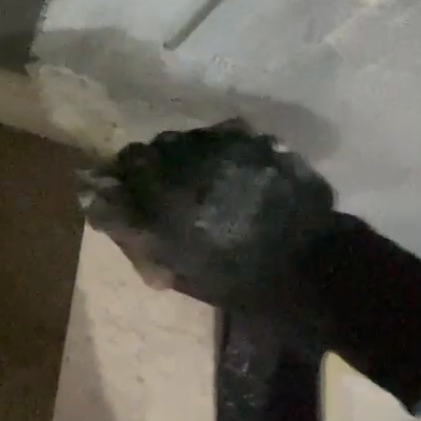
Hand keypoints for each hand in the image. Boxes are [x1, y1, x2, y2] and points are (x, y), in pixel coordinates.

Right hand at [83, 120, 420, 412]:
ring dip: (185, 157)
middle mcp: (184, 163)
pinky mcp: (255, 143)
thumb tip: (100, 207)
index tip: (127, 194)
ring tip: (203, 181)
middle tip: (168, 191)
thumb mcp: (181, 272)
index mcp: (161, 196)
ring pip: (186, 141)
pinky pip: (224, 136)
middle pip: (151, 150)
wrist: (321, 274)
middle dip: (152, 166)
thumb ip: (138, 237)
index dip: (119, 180)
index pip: (120, 169)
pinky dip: (220, 150)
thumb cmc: (246, 285)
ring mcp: (221, 148)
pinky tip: (232, 172)